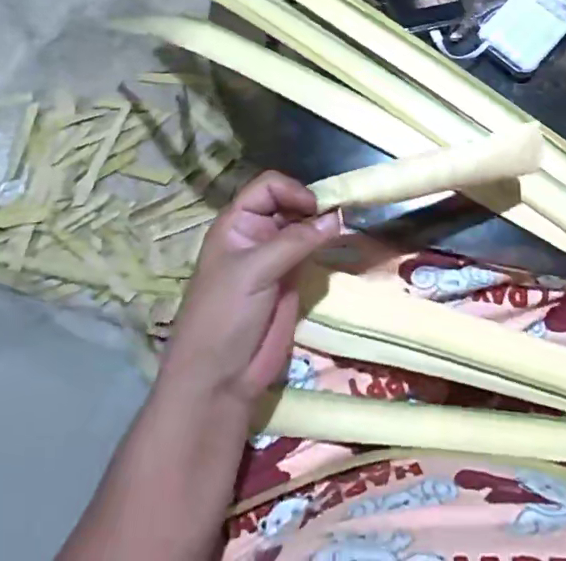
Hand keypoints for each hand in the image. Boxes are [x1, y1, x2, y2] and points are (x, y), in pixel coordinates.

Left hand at [162, 171, 342, 401]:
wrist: (220, 377)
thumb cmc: (224, 315)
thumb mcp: (254, 272)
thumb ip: (294, 242)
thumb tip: (335, 217)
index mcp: (237, 222)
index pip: (269, 187)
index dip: (293, 191)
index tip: (315, 209)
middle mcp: (257, 233)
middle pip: (290, 204)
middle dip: (314, 206)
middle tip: (339, 218)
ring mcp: (275, 257)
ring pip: (304, 228)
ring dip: (323, 226)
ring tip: (345, 230)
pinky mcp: (292, 280)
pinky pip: (312, 253)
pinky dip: (326, 247)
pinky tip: (340, 246)